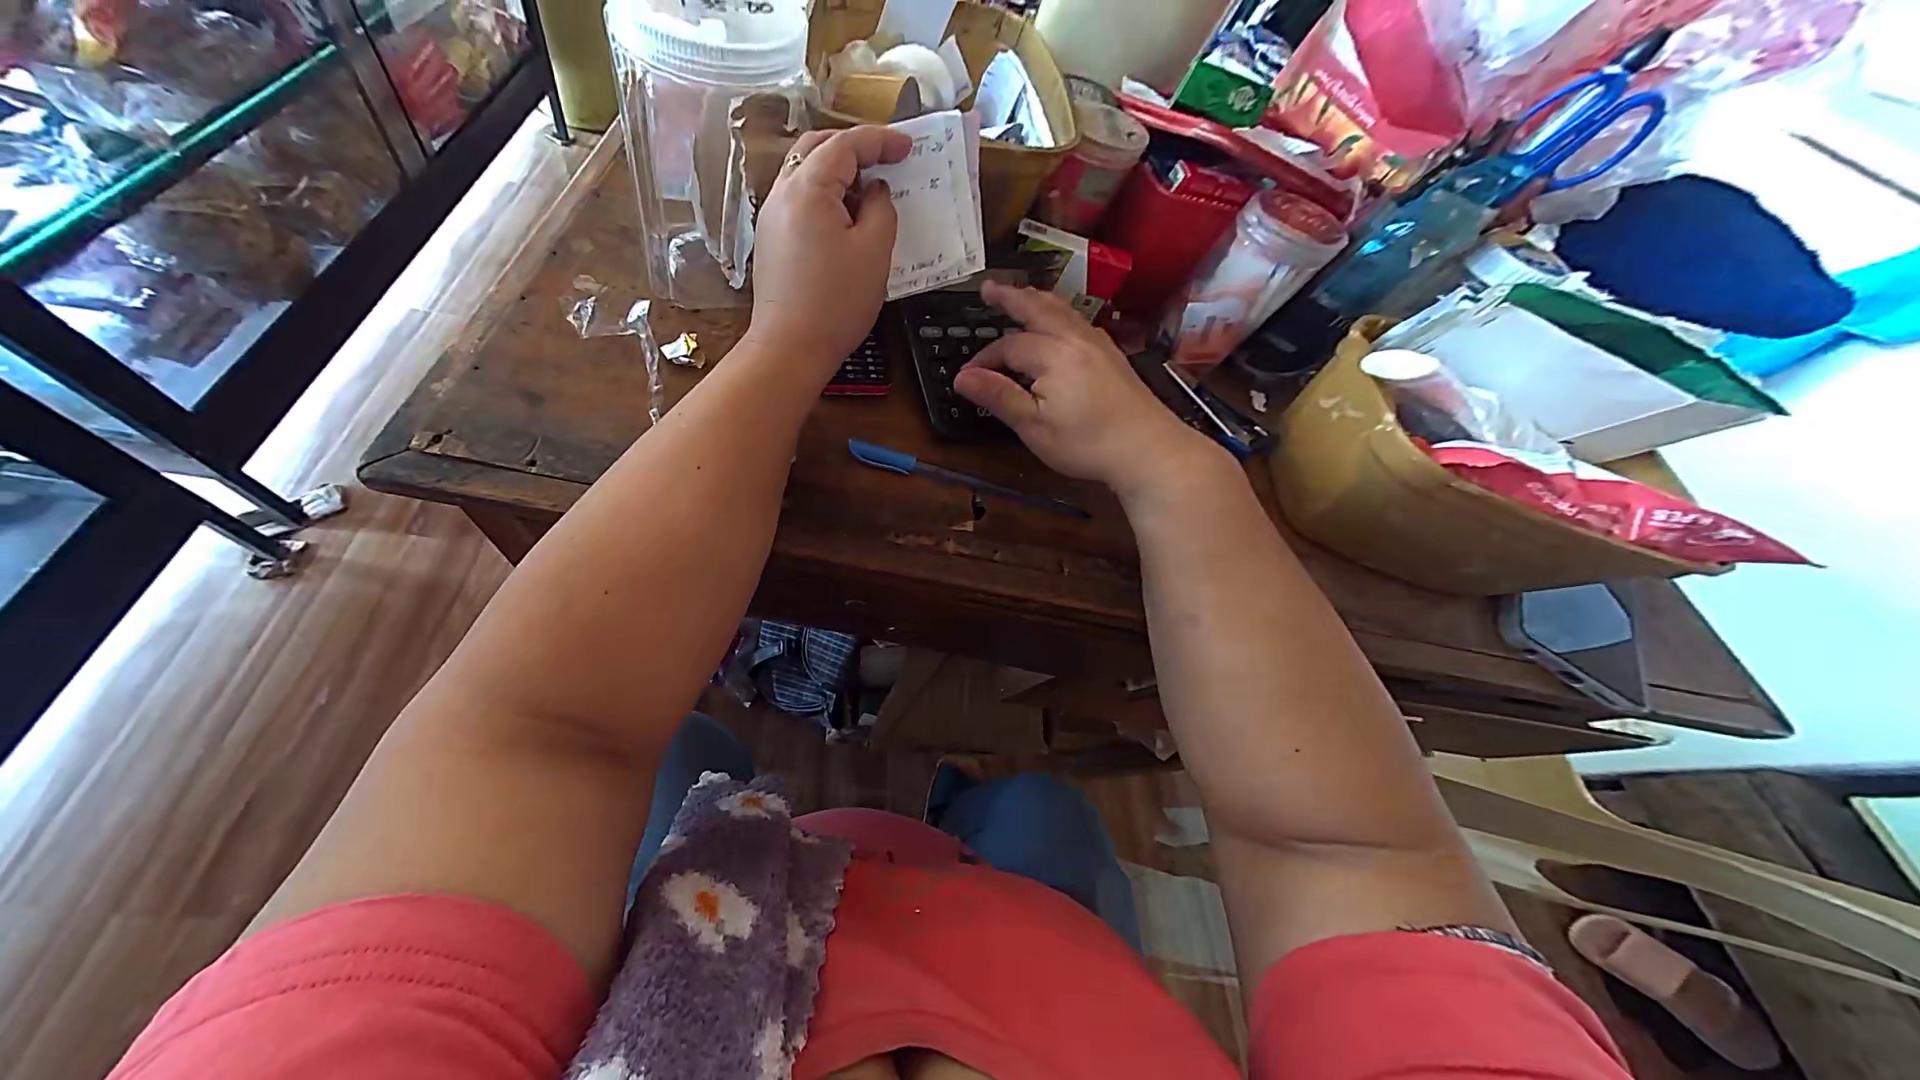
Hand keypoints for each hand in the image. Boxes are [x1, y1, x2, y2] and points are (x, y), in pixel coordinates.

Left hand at [747, 126, 910, 379]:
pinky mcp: (771, 240)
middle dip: (854, 147)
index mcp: (808, 188)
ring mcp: (772, 217)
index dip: (880, 141)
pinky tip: (845, 220)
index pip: (846, 144)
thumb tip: (875, 191)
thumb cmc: (836, 302)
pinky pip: (799, 201)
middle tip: (886, 161)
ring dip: (838, 172)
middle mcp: (782, 193)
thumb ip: (880, 210)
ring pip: (804, 173)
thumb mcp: (874, 252)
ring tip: (868, 192)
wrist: (790, 347)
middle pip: (817, 148)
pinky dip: (824, 196)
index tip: (907, 148)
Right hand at [954, 282, 1225, 496]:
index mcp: (1052, 355)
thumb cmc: (1087, 443)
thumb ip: (999, 397)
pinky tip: (1060, 322)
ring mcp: (1098, 344)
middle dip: (1010, 297)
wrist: (1147, 449)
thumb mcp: (1034, 426)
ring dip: (1036, 299)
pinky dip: (1059, 312)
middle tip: (988, 288)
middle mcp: (1075, 339)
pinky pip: (1079, 321)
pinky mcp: (1113, 355)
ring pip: (1062, 310)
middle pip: (1037, 308)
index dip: (984, 360)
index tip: (968, 377)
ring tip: (1021, 294)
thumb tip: (963, 377)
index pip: (1007, 347)